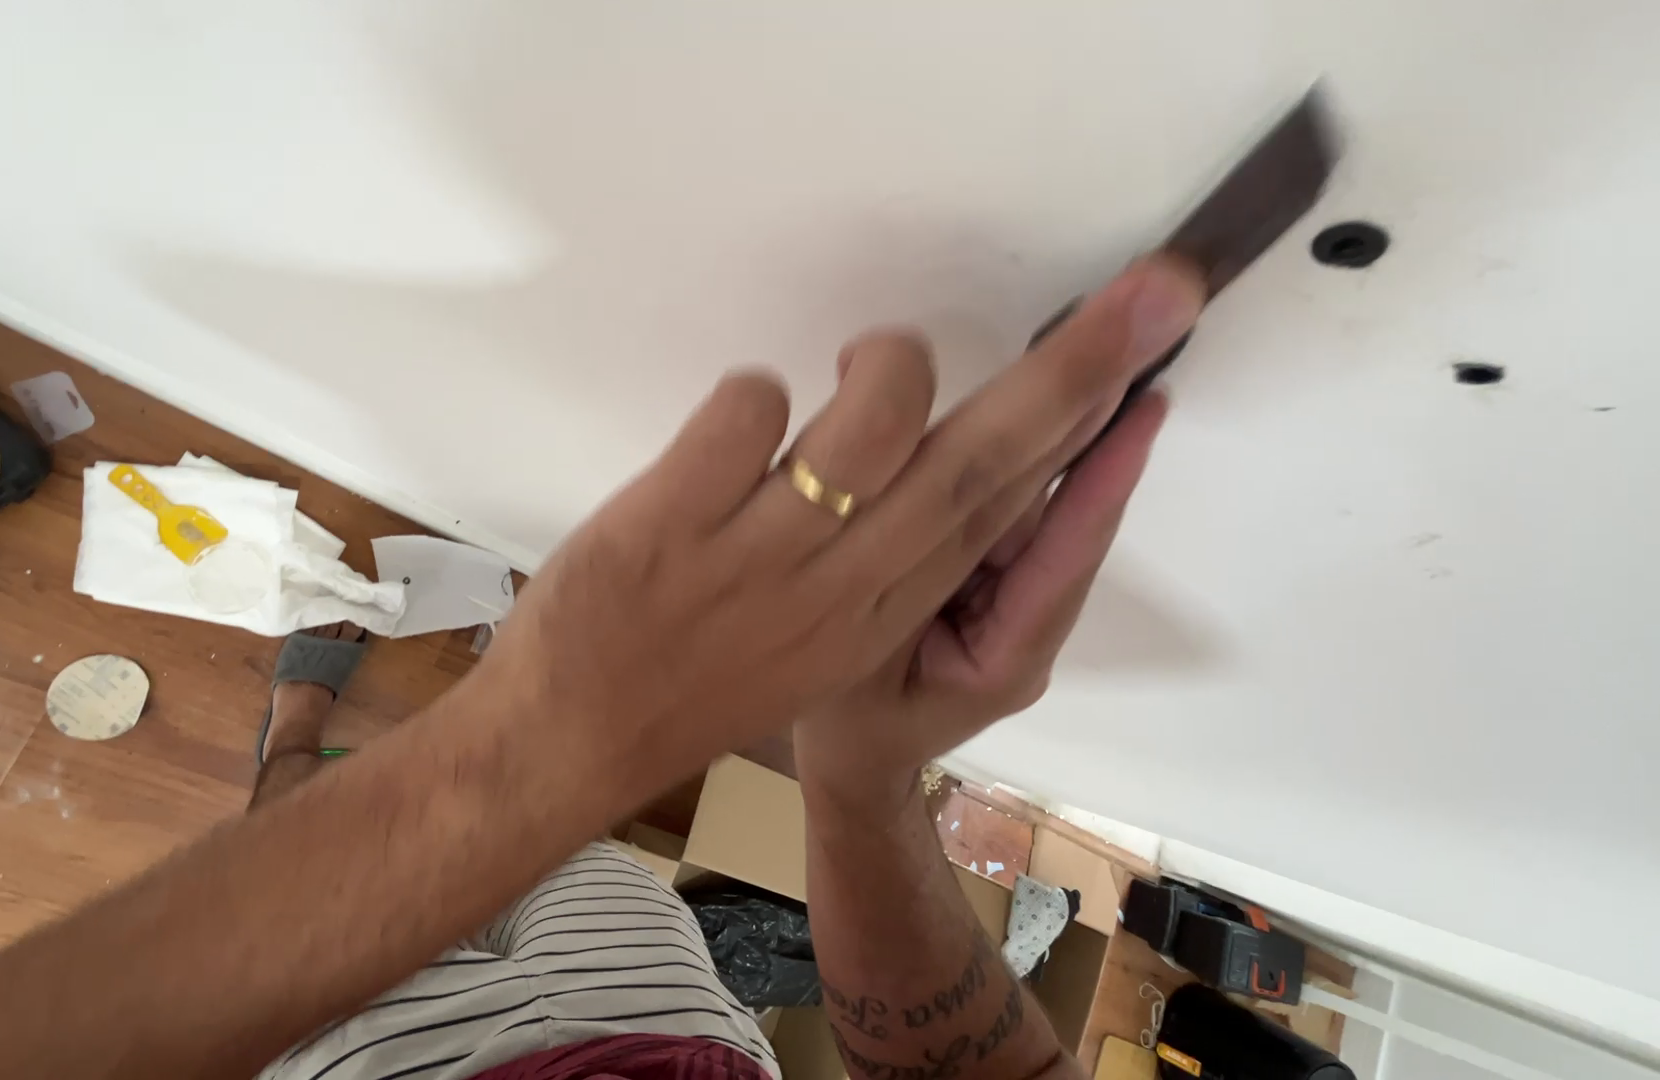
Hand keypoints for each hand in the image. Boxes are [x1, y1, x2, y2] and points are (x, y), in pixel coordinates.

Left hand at [469, 257, 1203, 804]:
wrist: (568, 742)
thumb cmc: (686, 682)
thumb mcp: (804, 649)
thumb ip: (864, 569)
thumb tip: (905, 472)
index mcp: (875, 618)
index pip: (997, 512)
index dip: (1075, 432)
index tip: (1135, 364)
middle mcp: (837, 591)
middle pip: (974, 468)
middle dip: (1070, 372)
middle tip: (1151, 290)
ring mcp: (753, 559)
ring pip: (867, 431)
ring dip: (886, 368)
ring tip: (862, 358)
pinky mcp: (667, 528)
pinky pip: (743, 419)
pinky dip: (756, 394)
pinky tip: (745, 411)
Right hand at [792, 326, 1180, 802]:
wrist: (856, 772)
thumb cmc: (849, 726)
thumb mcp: (849, 669)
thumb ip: (886, 597)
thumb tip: (917, 500)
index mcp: (1005, 655)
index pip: (1058, 556)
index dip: (1096, 481)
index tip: (1141, 402)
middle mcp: (1024, 624)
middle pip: (1058, 519)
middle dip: (1097, 432)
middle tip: (1139, 340)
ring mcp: (1009, 605)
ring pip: (1031, 512)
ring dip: (1060, 435)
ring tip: (1092, 351)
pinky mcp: (986, 590)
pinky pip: (999, 520)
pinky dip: (1012, 462)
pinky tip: (1021, 407)